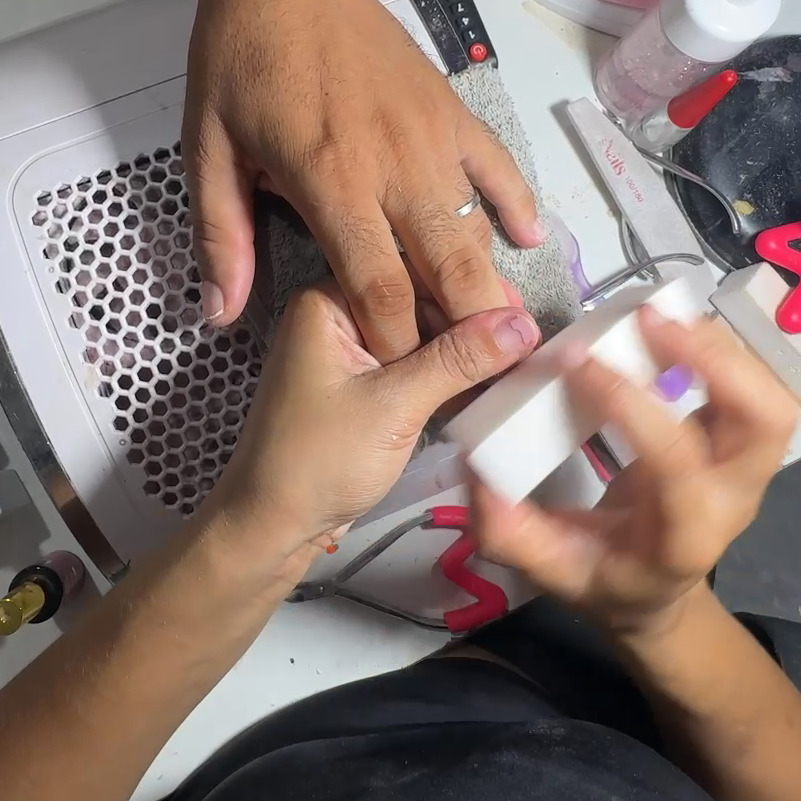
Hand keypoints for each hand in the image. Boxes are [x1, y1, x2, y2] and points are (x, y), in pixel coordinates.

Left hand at [183, 0, 543, 363]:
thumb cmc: (240, 61)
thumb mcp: (207, 148)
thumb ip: (221, 235)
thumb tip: (221, 313)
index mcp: (332, 183)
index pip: (380, 287)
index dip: (396, 343)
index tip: (402, 375)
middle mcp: (394, 167)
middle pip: (446, 267)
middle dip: (463, 329)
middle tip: (473, 370)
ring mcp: (433, 136)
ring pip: (476, 226)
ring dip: (490, 281)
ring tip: (499, 327)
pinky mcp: (453, 109)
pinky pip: (499, 165)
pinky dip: (518, 203)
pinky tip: (530, 237)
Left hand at [203, 284, 538, 563]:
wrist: (272, 526)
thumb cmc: (321, 460)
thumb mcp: (394, 406)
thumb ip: (458, 360)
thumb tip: (524, 323)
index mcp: (329, 300)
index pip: (409, 273)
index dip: (467, 290)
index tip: (523, 313)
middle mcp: (338, 314)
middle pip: (419, 302)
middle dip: (470, 323)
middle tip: (529, 342)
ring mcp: (349, 351)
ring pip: (421, 335)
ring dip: (463, 351)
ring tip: (519, 362)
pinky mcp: (361, 383)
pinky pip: (411, 364)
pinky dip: (445, 374)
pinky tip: (486, 382)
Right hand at [471, 309, 800, 637]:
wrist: (654, 593)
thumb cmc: (601, 577)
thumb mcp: (545, 569)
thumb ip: (508, 528)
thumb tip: (478, 463)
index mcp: (683, 534)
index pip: (673, 459)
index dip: (626, 401)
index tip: (572, 360)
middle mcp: (733, 499)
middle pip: (762, 419)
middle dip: (709, 359)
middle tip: (645, 319)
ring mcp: (748, 469)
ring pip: (769, 395)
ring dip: (718, 345)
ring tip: (657, 314)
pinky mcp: (742, 443)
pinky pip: (754, 385)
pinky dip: (719, 348)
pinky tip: (670, 329)